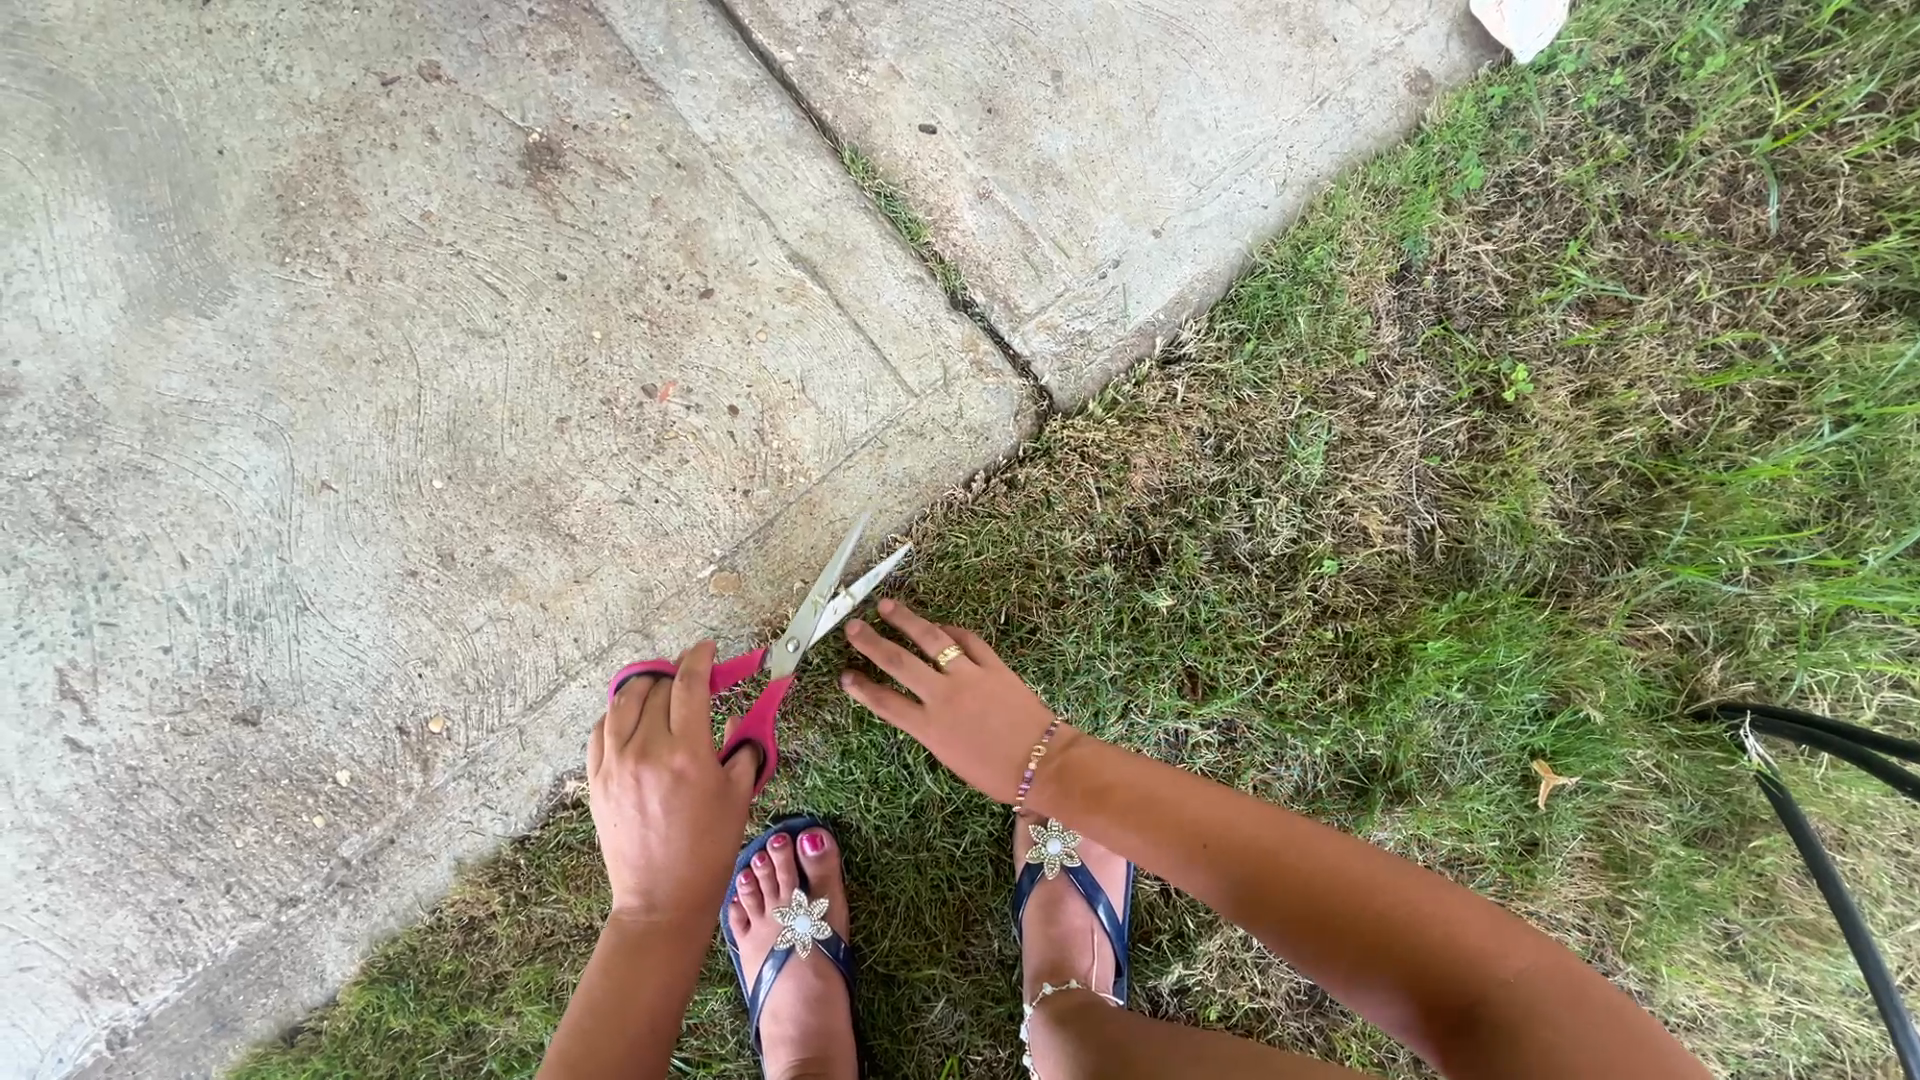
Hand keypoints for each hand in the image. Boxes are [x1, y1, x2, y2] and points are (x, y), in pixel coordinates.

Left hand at [588, 641, 756, 920]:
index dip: (699, 657)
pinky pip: (601, 730)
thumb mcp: (739, 793)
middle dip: (677, 674)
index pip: (689, 684)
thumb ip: (744, 748)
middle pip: (657, 688)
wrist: (662, 897)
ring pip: (623, 702)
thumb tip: (740, 722)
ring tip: (659, 688)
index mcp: (688, 752)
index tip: (707, 647)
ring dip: (644, 686)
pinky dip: (617, 714)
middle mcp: (647, 751)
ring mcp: (615, 764)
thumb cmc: (710, 847)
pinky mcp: (596, 780)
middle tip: (692, 678)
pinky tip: (632, 717)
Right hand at [839, 598, 1068, 802]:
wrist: (1044, 764)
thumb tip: (922, 706)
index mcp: (930, 728)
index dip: (861, 687)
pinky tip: (940, 625)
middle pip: (899, 663)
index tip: (844, 674)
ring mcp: (969, 677)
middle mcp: (943, 697)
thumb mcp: (952, 759)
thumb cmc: (997, 775)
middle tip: (853, 627)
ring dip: (907, 621)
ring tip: (887, 606)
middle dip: (872, 642)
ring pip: (932, 640)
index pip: (884, 702)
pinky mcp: (994, 666)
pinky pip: (968, 641)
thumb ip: (932, 729)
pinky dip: (952, 631)